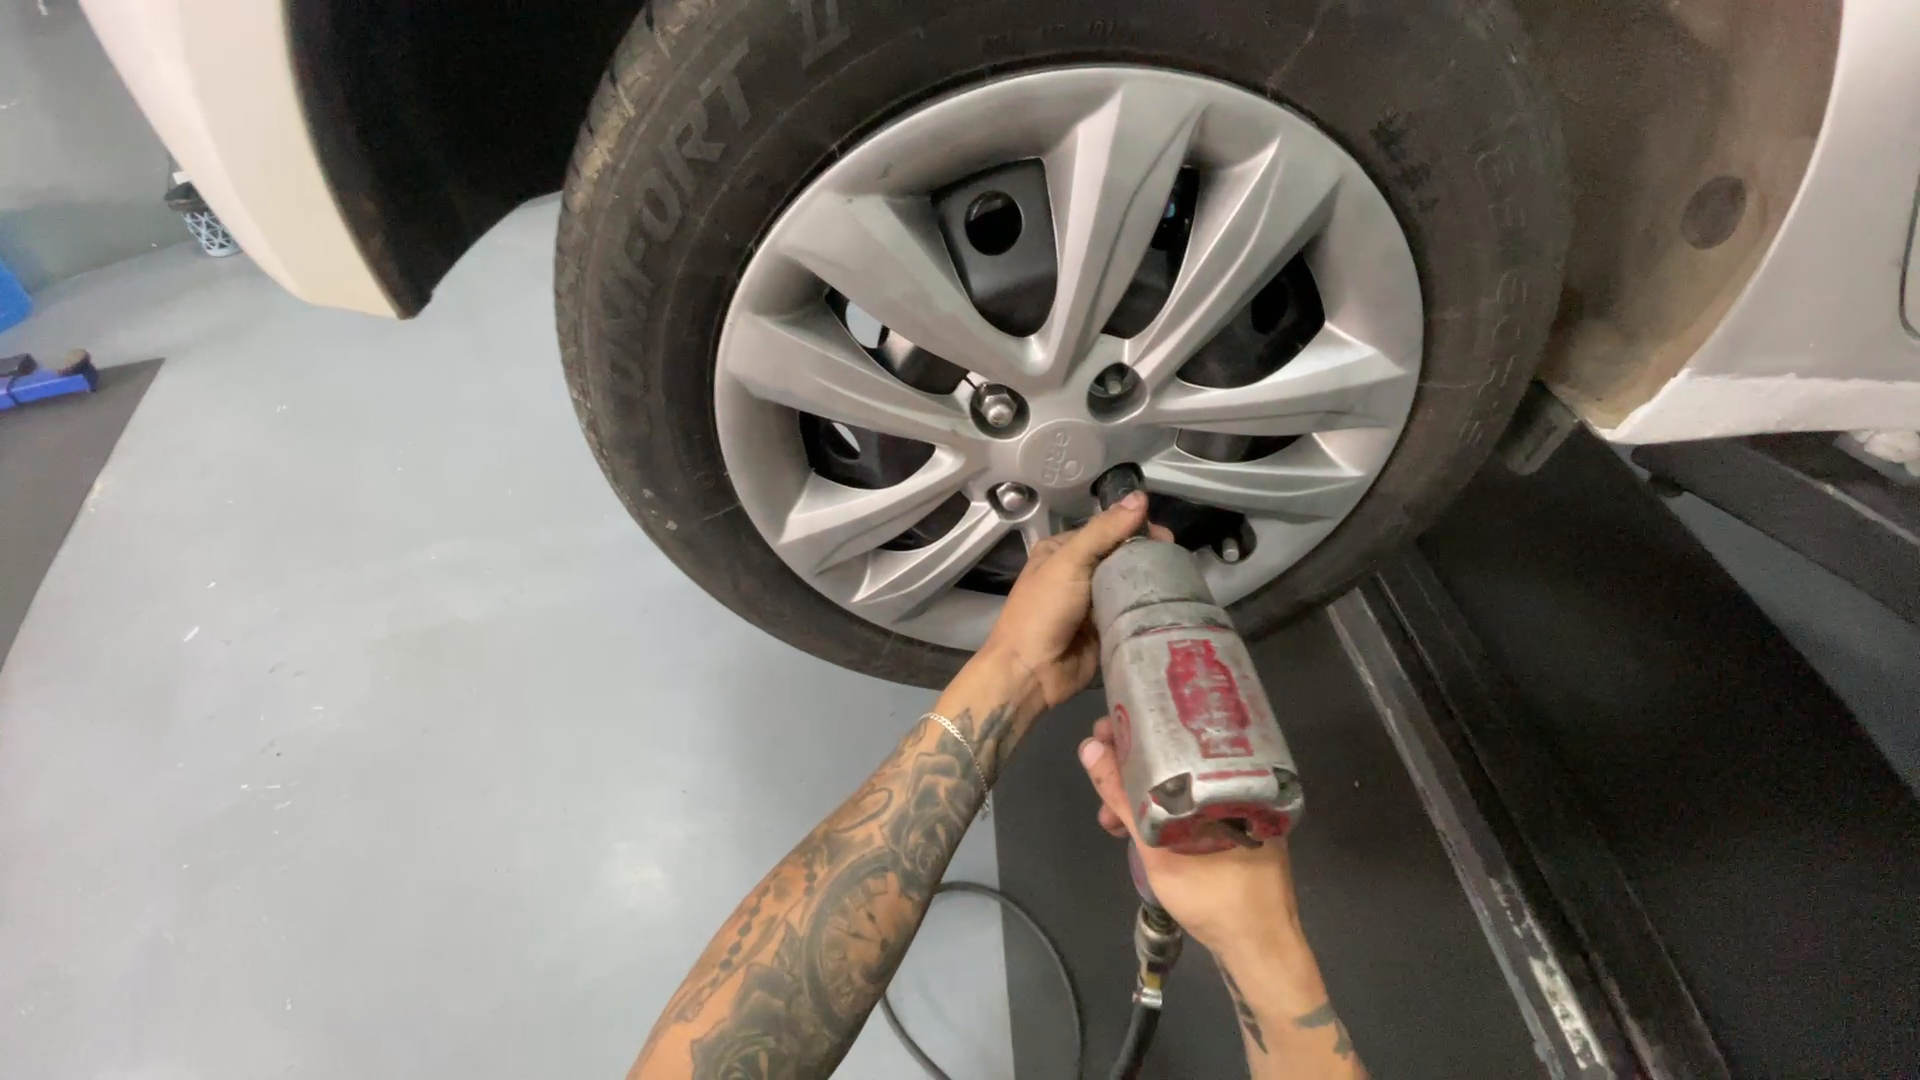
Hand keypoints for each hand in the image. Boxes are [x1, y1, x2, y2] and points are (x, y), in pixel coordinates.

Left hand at [977, 493, 1173, 708]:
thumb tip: (1140, 499)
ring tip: (1182, 583)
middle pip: (1120, 558)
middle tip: (1177, 562)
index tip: (1166, 537)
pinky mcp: (1105, 630)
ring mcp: (1092, 603)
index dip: (1135, 529)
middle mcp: (1077, 574)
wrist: (1030, 671)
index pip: (1106, 530)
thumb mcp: (1069, 562)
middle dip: (1146, 557)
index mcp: (1061, 551)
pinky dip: (1147, 610)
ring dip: (1150, 584)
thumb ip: (1103, 531)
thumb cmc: (1042, 610)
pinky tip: (1172, 606)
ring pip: (1128, 586)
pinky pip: (1130, 614)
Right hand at [1077, 717, 1305, 960]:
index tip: (1104, 732)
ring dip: (1139, 792)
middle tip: (1099, 778)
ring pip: (1178, 783)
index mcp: (1228, 774)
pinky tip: (1135, 828)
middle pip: (1174, 756)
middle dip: (1129, 765)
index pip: (1175, 732)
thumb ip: (1123, 796)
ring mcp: (1238, 805)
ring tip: (1109, 818)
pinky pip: (1190, 803)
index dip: (1134, 727)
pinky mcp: (1233, 827)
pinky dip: (1162, 809)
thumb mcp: (1157, 845)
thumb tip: (1090, 747)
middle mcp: (1237, 781)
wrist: (1260, 950)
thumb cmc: (1213, 896)